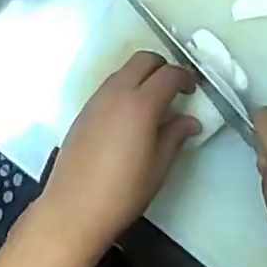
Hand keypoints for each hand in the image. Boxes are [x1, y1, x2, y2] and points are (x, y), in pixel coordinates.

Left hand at [37, 51, 200, 253]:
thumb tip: (190, 121)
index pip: (168, 74)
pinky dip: (125, 87)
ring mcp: (97, 97)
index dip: (185, 76)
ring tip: (154, 102)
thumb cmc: (122, 192)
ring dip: (142, 75)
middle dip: (163, 67)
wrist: (74, 206)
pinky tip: (130, 115)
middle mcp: (117, 92)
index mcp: (140, 104)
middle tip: (174, 89)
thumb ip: (175, 136)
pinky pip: (110, 85)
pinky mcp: (85, 108)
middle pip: (143, 59)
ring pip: (124, 69)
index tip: (193, 87)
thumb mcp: (158, 168)